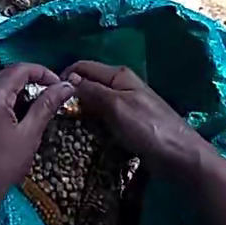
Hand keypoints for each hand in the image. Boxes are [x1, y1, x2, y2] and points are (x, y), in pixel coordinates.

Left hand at [0, 63, 71, 207]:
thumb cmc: (3, 165)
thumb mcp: (30, 134)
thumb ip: (47, 105)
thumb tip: (67, 86)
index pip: (21, 69)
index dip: (43, 73)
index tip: (59, 86)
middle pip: (8, 75)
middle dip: (32, 82)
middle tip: (51, 97)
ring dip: (19, 92)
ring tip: (36, 109)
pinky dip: (5, 100)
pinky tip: (16, 117)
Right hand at [62, 61, 214, 170]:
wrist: (179, 157)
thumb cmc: (147, 127)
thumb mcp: (115, 105)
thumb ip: (91, 90)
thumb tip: (67, 80)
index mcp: (119, 75)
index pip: (83, 67)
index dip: (64, 77)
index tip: (47, 95)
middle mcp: (121, 87)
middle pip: (88, 85)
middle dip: (71, 96)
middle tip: (52, 115)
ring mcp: (126, 107)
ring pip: (94, 105)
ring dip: (81, 113)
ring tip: (62, 128)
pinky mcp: (128, 126)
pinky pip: (103, 121)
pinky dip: (92, 126)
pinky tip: (82, 137)